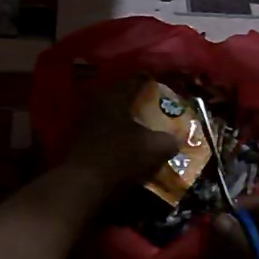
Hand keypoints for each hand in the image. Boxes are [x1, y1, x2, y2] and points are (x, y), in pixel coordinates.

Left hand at [63, 78, 180, 187]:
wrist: (85, 176)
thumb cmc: (120, 153)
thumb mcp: (153, 147)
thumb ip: (168, 140)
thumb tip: (177, 139)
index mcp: (115, 95)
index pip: (135, 81)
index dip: (149, 82)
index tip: (161, 85)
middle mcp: (99, 100)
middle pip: (121, 94)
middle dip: (137, 99)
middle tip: (153, 104)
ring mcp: (86, 117)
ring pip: (110, 110)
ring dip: (125, 115)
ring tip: (141, 122)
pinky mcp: (80, 134)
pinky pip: (103, 125)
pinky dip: (114, 128)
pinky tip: (125, 138)